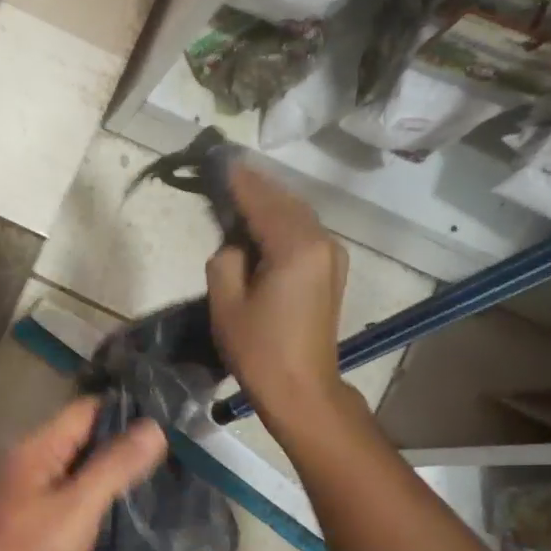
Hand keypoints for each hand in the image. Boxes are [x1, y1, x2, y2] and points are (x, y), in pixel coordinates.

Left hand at [0, 398, 165, 550]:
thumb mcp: (79, 507)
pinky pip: (75, 496)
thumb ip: (115, 466)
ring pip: (81, 470)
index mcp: (38, 449)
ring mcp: (33, 493)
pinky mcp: (37, 520)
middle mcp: (32, 463)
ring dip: (115, 473)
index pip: (87, 410)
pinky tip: (131, 508)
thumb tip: (154, 426)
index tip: (172, 418)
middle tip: (177, 450)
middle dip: (126, 443)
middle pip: (85, 438)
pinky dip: (100, 498)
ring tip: (164, 476)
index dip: (127, 410)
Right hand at [206, 165, 348, 420]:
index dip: (240, 182)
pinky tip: (259, 229)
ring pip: (296, 217)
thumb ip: (225, 262)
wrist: (301, 388)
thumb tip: (235, 247)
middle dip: (257, 188)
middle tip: (227, 175)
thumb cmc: (258, 350)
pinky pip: (301, 235)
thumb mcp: (226, 304)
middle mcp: (321, 242)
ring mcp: (331, 257)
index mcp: (296, 247)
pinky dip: (279, 225)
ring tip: (239, 197)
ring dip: (269, 206)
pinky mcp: (329, 273)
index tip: (220, 162)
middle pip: (286, 203)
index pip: (263, 202)